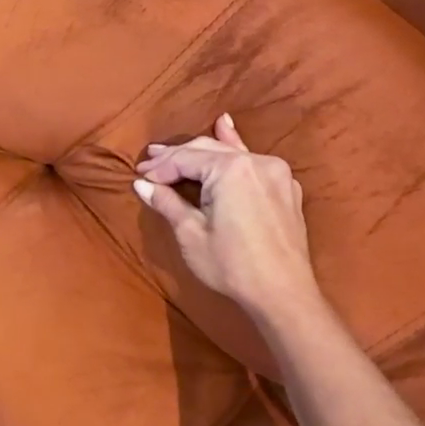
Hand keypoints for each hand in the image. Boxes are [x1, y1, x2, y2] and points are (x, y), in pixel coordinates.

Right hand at [133, 113, 320, 319]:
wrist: (283, 294)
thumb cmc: (231, 265)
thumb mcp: (190, 233)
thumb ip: (167, 202)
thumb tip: (141, 185)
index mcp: (231, 170)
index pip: (184, 159)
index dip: (159, 168)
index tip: (139, 176)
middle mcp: (256, 162)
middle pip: (207, 150)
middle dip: (176, 156)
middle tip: (150, 159)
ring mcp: (276, 173)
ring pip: (230, 152)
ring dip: (202, 151)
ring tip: (175, 148)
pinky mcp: (286, 188)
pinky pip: (252, 161)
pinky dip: (234, 150)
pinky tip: (227, 131)